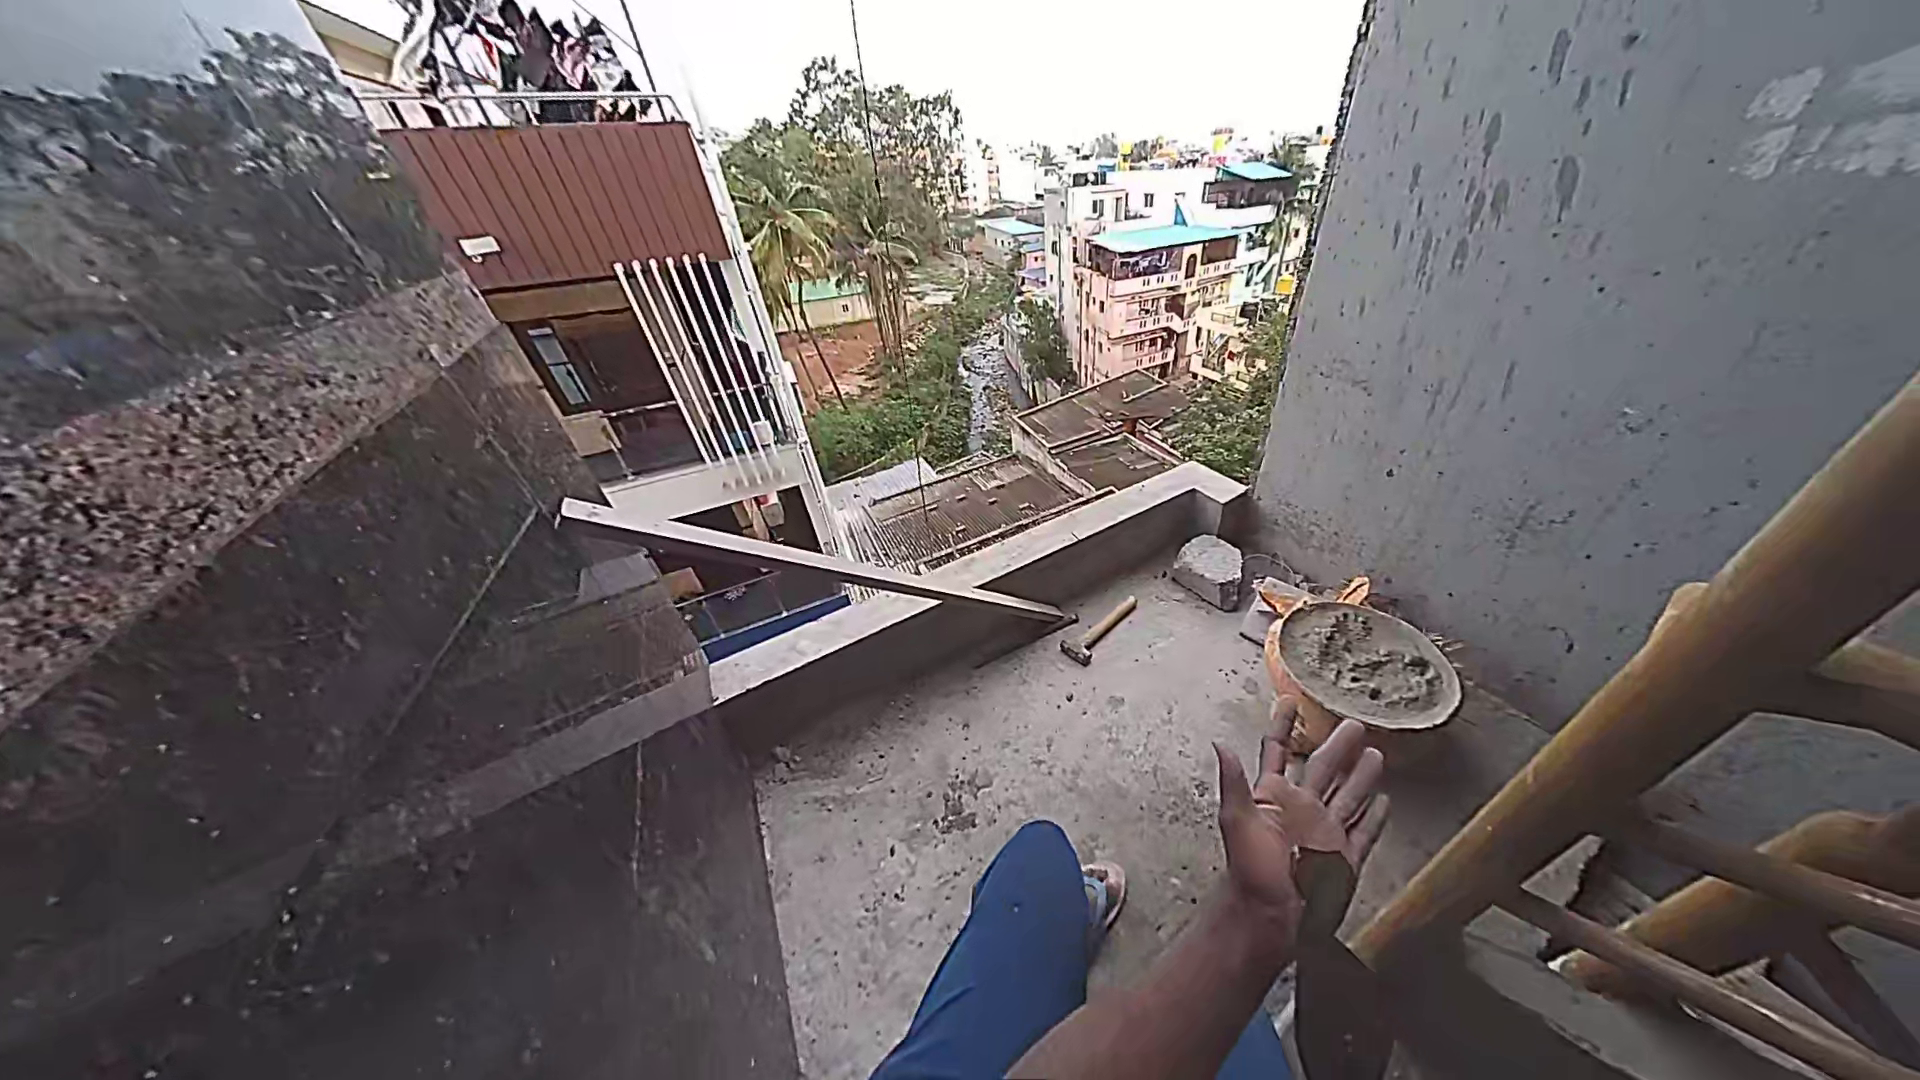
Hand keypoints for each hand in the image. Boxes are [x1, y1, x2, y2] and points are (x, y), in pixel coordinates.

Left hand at [1212, 698, 1391, 931]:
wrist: (1270, 915)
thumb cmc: (1249, 868)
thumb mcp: (1236, 819)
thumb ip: (1233, 781)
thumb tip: (1219, 743)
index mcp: (1273, 795)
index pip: (1279, 751)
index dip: (1283, 726)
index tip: (1289, 701)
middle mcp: (1301, 809)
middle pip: (1324, 769)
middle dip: (1337, 746)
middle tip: (1354, 723)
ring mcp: (1324, 832)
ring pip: (1348, 796)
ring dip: (1361, 776)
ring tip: (1375, 753)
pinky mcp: (1344, 858)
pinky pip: (1363, 832)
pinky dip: (1375, 817)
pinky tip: (1384, 801)